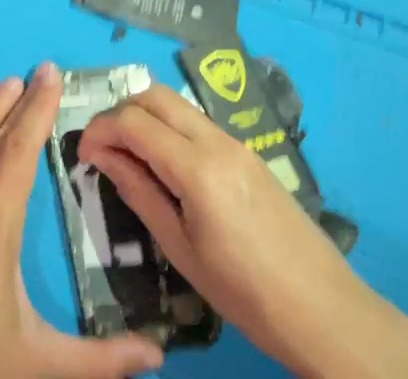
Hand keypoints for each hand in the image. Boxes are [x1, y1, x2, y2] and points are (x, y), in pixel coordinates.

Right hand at [79, 85, 407, 378]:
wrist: (324, 312)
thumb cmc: (244, 291)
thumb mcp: (179, 247)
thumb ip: (138, 191)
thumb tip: (101, 156)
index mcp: (197, 167)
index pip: (132, 120)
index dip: (98, 130)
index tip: (83, 156)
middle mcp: (218, 142)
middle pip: (154, 95)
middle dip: (118, 113)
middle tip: (103, 149)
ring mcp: (238, 145)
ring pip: (177, 105)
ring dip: (145, 118)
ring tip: (129, 158)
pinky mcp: (250, 156)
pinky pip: (198, 125)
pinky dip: (169, 130)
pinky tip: (164, 168)